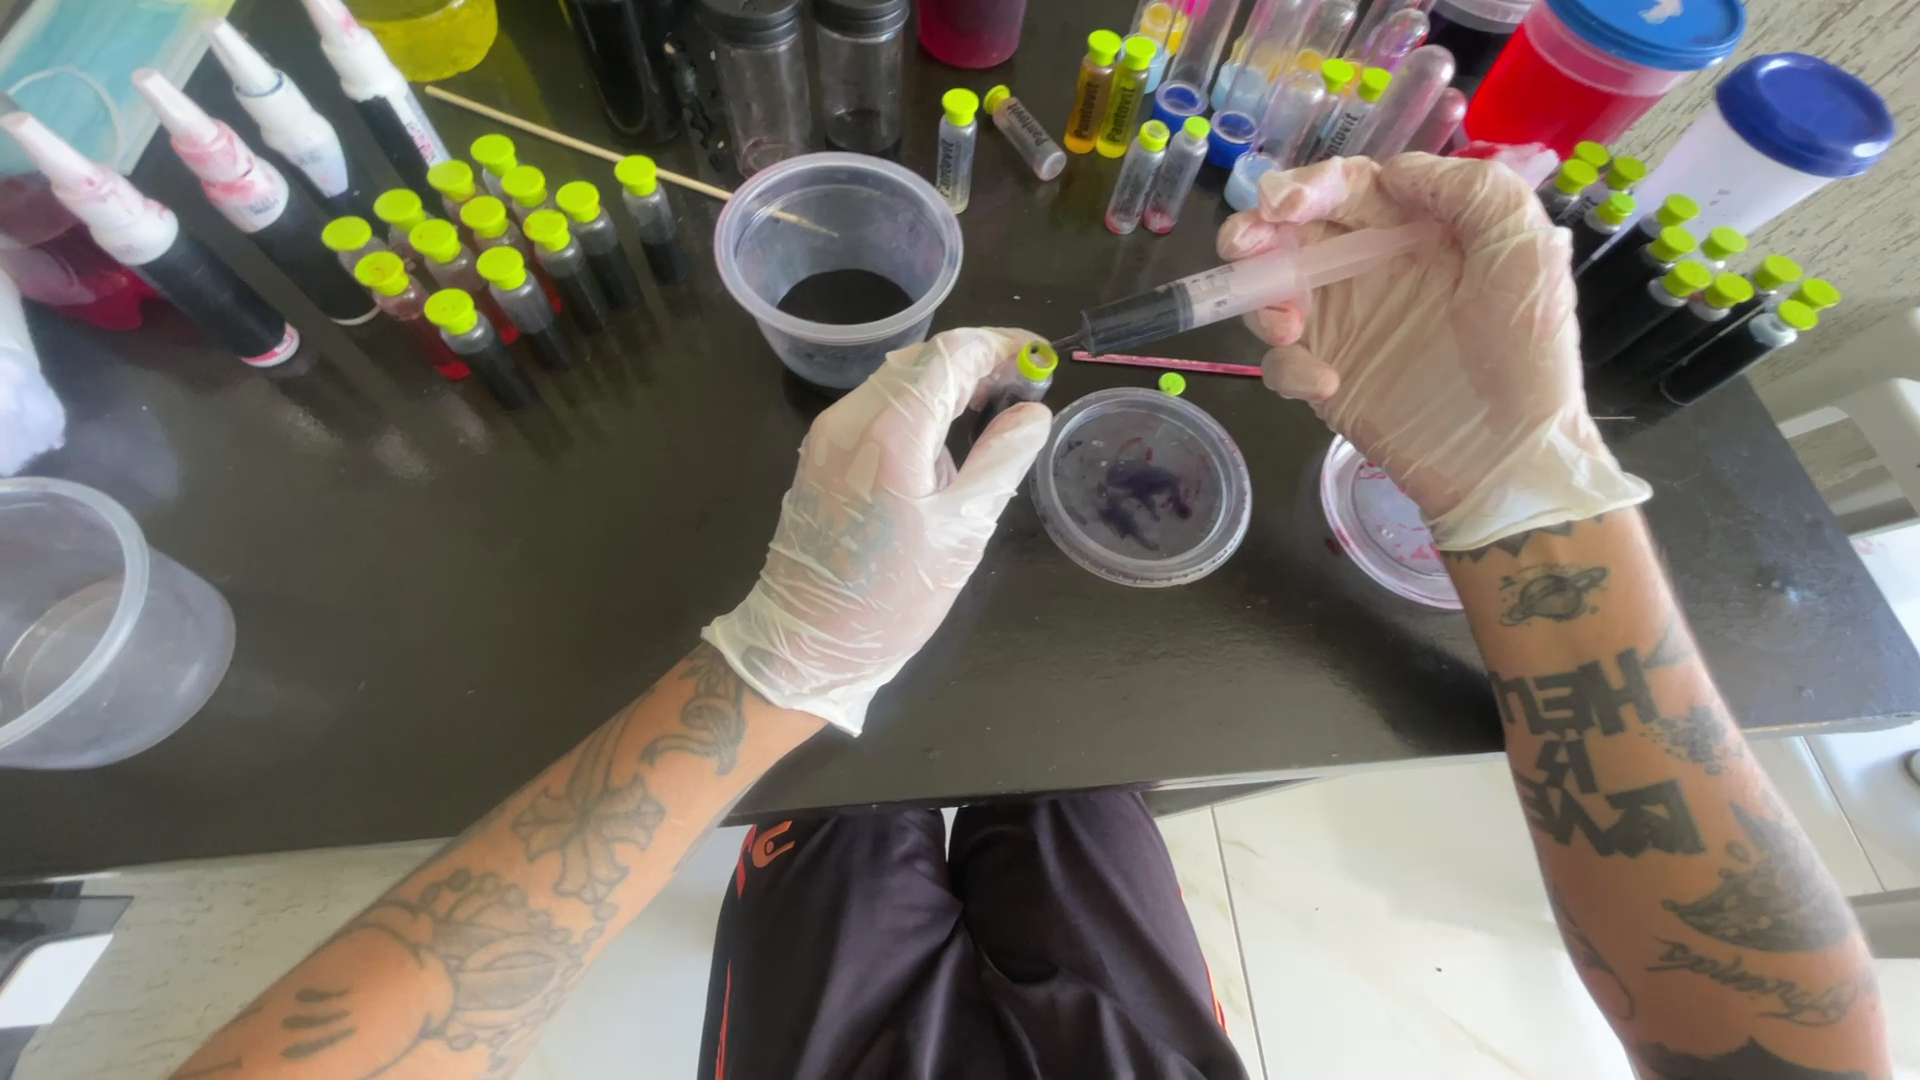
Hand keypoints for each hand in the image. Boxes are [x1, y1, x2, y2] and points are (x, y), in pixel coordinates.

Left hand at [704, 328, 1052, 733]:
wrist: (805, 643)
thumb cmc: (892, 598)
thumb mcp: (964, 531)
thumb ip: (1002, 459)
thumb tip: (1031, 412)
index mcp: (889, 430)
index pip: (952, 353)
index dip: (1003, 345)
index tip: (1041, 360)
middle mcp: (850, 416)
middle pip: (922, 359)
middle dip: (978, 363)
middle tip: (1023, 392)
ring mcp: (828, 434)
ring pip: (898, 381)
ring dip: (948, 385)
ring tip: (992, 415)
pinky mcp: (821, 454)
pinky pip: (877, 410)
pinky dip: (918, 409)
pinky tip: (944, 444)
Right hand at [1217, 154, 1649, 550]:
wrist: (1503, 457)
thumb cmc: (1526, 354)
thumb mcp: (1525, 252)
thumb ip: (1470, 191)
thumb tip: (1393, 172)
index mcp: (1416, 231)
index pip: (1348, 189)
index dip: (1308, 186)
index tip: (1282, 208)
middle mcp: (1369, 270)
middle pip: (1291, 235)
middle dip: (1253, 233)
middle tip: (1239, 251)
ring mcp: (1340, 326)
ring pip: (1270, 294)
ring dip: (1263, 303)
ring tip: (1289, 331)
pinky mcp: (1321, 375)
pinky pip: (1280, 362)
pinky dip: (1290, 370)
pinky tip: (1328, 386)